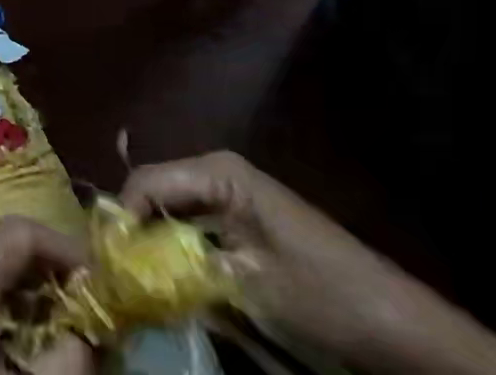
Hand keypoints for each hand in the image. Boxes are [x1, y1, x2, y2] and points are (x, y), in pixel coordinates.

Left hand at [0, 217, 95, 374]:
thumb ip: (66, 359)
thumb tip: (95, 328)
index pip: (21, 232)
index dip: (65, 249)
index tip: (97, 282)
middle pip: (2, 232)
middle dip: (46, 257)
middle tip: (80, 294)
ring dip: (23, 267)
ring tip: (55, 307)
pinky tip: (17, 317)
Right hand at [121, 152, 495, 374]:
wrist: (394, 323)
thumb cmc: (321, 294)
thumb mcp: (246, 283)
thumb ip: (178, 268)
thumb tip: (121, 270)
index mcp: (218, 171)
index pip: (145, 183)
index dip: (119, 222)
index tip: (101, 266)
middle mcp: (218, 173)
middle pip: (154, 195)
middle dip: (131, 234)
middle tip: (112, 279)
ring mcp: (231, 198)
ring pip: (169, 214)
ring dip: (150, 248)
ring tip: (131, 285)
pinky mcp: (241, 226)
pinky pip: (192, 232)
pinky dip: (175, 257)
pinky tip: (166, 286)